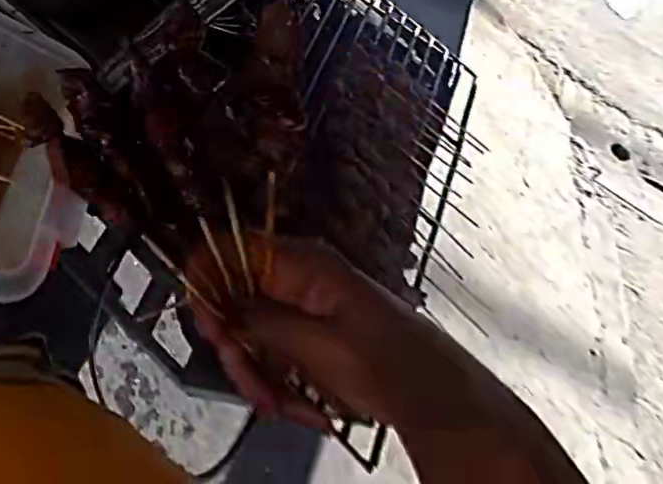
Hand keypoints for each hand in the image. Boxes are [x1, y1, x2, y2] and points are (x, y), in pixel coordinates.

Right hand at [189, 236, 465, 431]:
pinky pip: (273, 350)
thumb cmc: (394, 368)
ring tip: (278, 406)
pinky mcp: (310, 335)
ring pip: (251, 329)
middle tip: (244, 379)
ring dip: (257, 371)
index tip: (207, 325)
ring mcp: (303, 306)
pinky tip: (302, 408)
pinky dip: (279, 381)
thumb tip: (217, 309)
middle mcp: (294, 276)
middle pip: (234, 295)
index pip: (226, 248)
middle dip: (236, 344)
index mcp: (298, 261)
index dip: (206, 281)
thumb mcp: (319, 345)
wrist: (457, 413)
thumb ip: (260, 320)